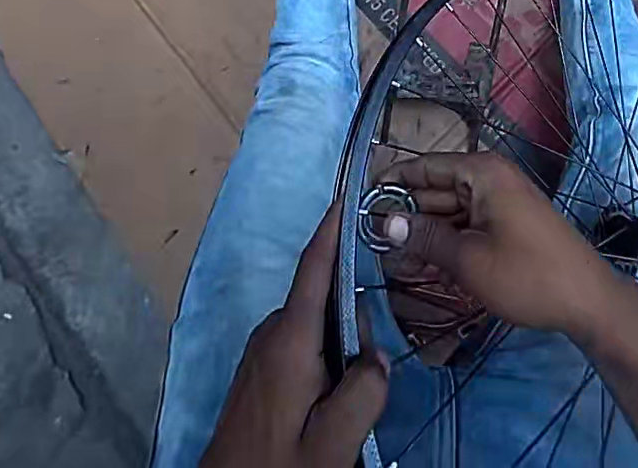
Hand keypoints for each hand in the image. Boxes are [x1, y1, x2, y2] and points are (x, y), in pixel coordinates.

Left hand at [200, 204, 388, 467]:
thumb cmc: (276, 467)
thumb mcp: (332, 445)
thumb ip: (363, 394)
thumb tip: (376, 355)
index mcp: (290, 338)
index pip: (314, 267)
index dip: (331, 229)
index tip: (347, 197)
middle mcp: (273, 331)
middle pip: (322, 301)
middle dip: (352, 317)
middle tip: (369, 370)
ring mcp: (263, 348)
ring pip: (315, 327)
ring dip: (339, 345)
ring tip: (349, 400)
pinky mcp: (261, 367)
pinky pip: (301, 344)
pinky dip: (324, 357)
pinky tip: (331, 400)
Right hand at [384, 152, 614, 335]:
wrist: (593, 306)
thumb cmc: (529, 275)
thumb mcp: (469, 259)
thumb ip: (424, 237)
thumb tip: (385, 222)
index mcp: (481, 172)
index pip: (424, 166)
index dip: (392, 181)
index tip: (364, 198)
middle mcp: (489, 178)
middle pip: (435, 190)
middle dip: (407, 214)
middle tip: (375, 238)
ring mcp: (500, 201)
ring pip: (449, 211)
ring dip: (426, 233)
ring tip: (396, 257)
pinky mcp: (508, 224)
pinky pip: (468, 225)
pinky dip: (448, 241)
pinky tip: (426, 265)